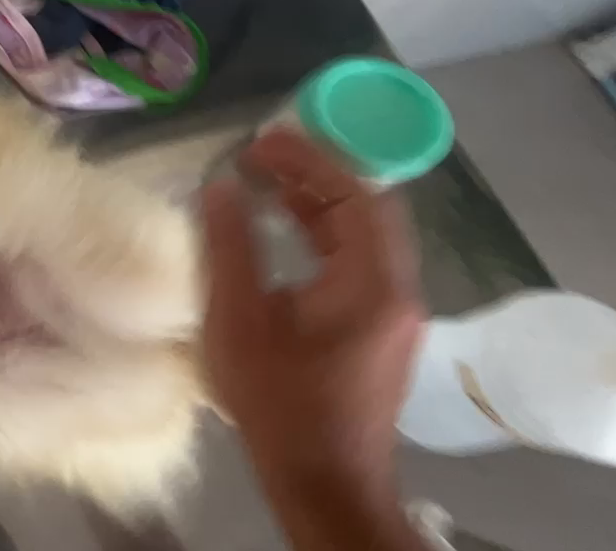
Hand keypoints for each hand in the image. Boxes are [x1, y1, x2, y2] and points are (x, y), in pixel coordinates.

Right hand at [199, 128, 425, 496]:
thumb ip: (230, 245)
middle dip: (314, 172)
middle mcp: (395, 292)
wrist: (320, 475)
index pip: (356, 198)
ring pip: (361, 235)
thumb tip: (220, 187)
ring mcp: (389, 312)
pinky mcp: (375, 328)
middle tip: (259, 150)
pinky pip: (353, 259)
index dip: (311, 160)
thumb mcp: (239, 315)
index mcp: (372, 284)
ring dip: (315, 200)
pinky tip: (280, 225)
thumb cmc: (277, 394)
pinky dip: (317, 230)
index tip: (261, 140)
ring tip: (262, 177)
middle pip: (366, 211)